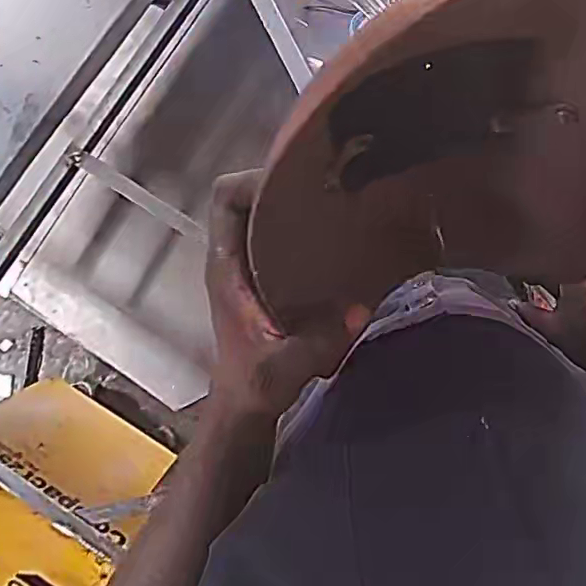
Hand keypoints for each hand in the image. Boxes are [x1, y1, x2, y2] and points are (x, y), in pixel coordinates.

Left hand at [205, 171, 369, 422]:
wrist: (245, 406)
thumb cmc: (254, 385)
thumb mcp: (284, 370)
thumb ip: (317, 344)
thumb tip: (360, 308)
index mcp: (226, 265)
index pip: (224, 198)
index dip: (253, 178)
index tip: (296, 179)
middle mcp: (233, 255)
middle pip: (246, 194)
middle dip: (281, 181)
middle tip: (327, 185)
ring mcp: (246, 262)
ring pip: (261, 209)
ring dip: (292, 199)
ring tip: (335, 199)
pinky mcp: (262, 273)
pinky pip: (276, 229)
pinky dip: (300, 222)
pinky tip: (333, 231)